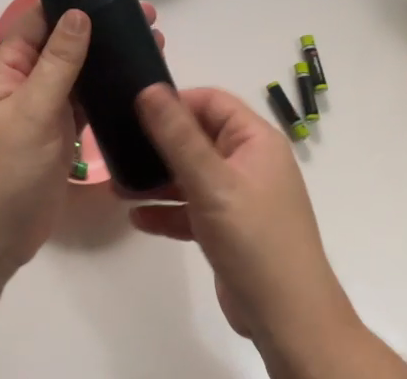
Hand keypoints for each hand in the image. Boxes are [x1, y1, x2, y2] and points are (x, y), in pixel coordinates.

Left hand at [0, 0, 160, 279]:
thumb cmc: (0, 172)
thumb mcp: (30, 112)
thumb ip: (57, 63)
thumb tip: (78, 13)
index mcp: (8, 66)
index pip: (42, 19)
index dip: (75, 0)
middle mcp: (26, 80)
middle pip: (67, 43)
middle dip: (103, 28)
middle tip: (150, 18)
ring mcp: (44, 109)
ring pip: (81, 73)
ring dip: (110, 59)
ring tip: (154, 42)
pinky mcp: (60, 136)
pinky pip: (87, 104)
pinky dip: (109, 92)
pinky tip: (138, 83)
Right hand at [133, 86, 382, 368]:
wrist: (288, 319)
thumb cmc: (252, 239)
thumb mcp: (211, 182)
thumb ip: (177, 135)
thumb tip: (149, 87)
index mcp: (256, 140)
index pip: (212, 102)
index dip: (175, 102)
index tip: (134, 111)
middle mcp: (250, 162)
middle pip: (198, 137)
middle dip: (159, 143)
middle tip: (118, 147)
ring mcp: (240, 197)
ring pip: (192, 175)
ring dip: (157, 180)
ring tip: (118, 186)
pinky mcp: (229, 229)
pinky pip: (192, 208)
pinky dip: (168, 210)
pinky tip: (137, 218)